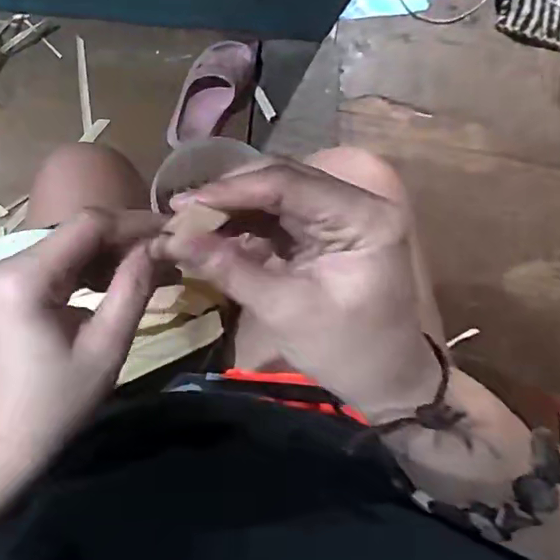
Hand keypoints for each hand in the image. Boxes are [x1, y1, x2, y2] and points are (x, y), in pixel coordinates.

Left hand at [0, 209, 160, 462]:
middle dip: (126, 239)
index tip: (176, 232)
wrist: (8, 432)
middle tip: (172, 253)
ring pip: (70, 244)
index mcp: (25, 276)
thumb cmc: (58, 401)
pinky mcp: (13, 283)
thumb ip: (133, 289)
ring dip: (112, 253)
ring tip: (158, 269)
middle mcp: (9, 262)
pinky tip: (124, 279)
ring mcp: (7, 271)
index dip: (134, 223)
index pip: (87, 224)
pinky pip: (58, 262)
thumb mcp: (106, 346)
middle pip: (77, 231)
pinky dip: (91, 268)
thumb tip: (161, 245)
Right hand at [151, 159, 437, 418]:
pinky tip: (210, 233)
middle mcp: (355, 202)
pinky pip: (273, 213)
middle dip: (226, 194)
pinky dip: (240, 221)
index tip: (181, 205)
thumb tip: (172, 240)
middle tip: (178, 212)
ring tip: (187, 222)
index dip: (230, 190)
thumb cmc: (346, 350)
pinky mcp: (323, 229)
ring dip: (229, 206)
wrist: (388, 381)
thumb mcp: (283, 310)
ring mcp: (340, 213)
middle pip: (279, 178)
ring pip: (272, 191)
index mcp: (362, 217)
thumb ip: (229, 269)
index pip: (287, 183)